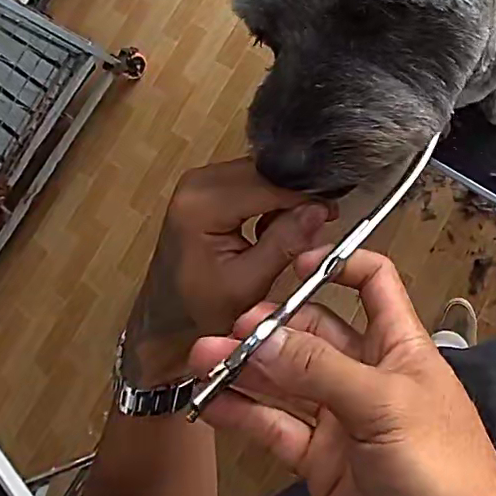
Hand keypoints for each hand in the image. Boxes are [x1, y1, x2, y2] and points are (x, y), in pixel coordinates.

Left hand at [121, 160, 334, 386]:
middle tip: (321, 220)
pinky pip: (249, 181)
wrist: (164, 322)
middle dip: (294, 195)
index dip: (303, 195)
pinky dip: (267, 201)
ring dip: (281, 199)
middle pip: (264, 173)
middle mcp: (197, 183)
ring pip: (260, 174)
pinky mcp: (205, 189)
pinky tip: (270, 229)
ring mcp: (199, 183)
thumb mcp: (248, 283)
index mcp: (201, 205)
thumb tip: (318, 209)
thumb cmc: (199, 311)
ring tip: (294, 232)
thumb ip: (284, 243)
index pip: (267, 184)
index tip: (331, 211)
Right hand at [189, 249, 495, 495]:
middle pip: (316, 332)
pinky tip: (213, 403)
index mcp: (399, 348)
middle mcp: (369, 378)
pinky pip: (278, 430)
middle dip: (273, 325)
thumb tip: (259, 335)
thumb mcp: (385, 409)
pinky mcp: (324, 468)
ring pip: (288, 381)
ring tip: (202, 359)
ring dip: (248, 368)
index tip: (291, 264)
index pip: (373, 283)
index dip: (338, 264)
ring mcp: (344, 424)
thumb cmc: (448, 482)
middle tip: (229, 330)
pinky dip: (246, 415)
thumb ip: (319, 371)